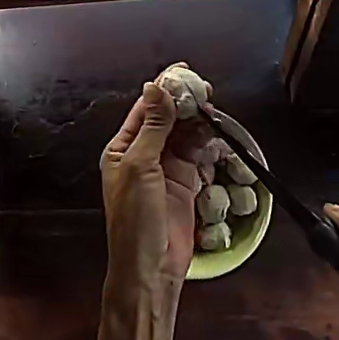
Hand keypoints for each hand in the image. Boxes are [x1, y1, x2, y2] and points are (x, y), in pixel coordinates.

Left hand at [99, 82, 205, 288]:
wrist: (150, 267)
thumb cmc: (135, 217)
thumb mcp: (140, 167)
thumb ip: (153, 127)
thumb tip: (156, 88)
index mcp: (123, 148)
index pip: (145, 110)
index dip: (162, 91)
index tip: (181, 73)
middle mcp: (143, 154)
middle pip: (166, 120)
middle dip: (183, 103)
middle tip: (204, 89)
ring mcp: (165, 168)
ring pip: (183, 135)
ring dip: (196, 120)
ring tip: (212, 106)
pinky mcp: (185, 182)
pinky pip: (196, 154)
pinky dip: (206, 141)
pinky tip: (215, 130)